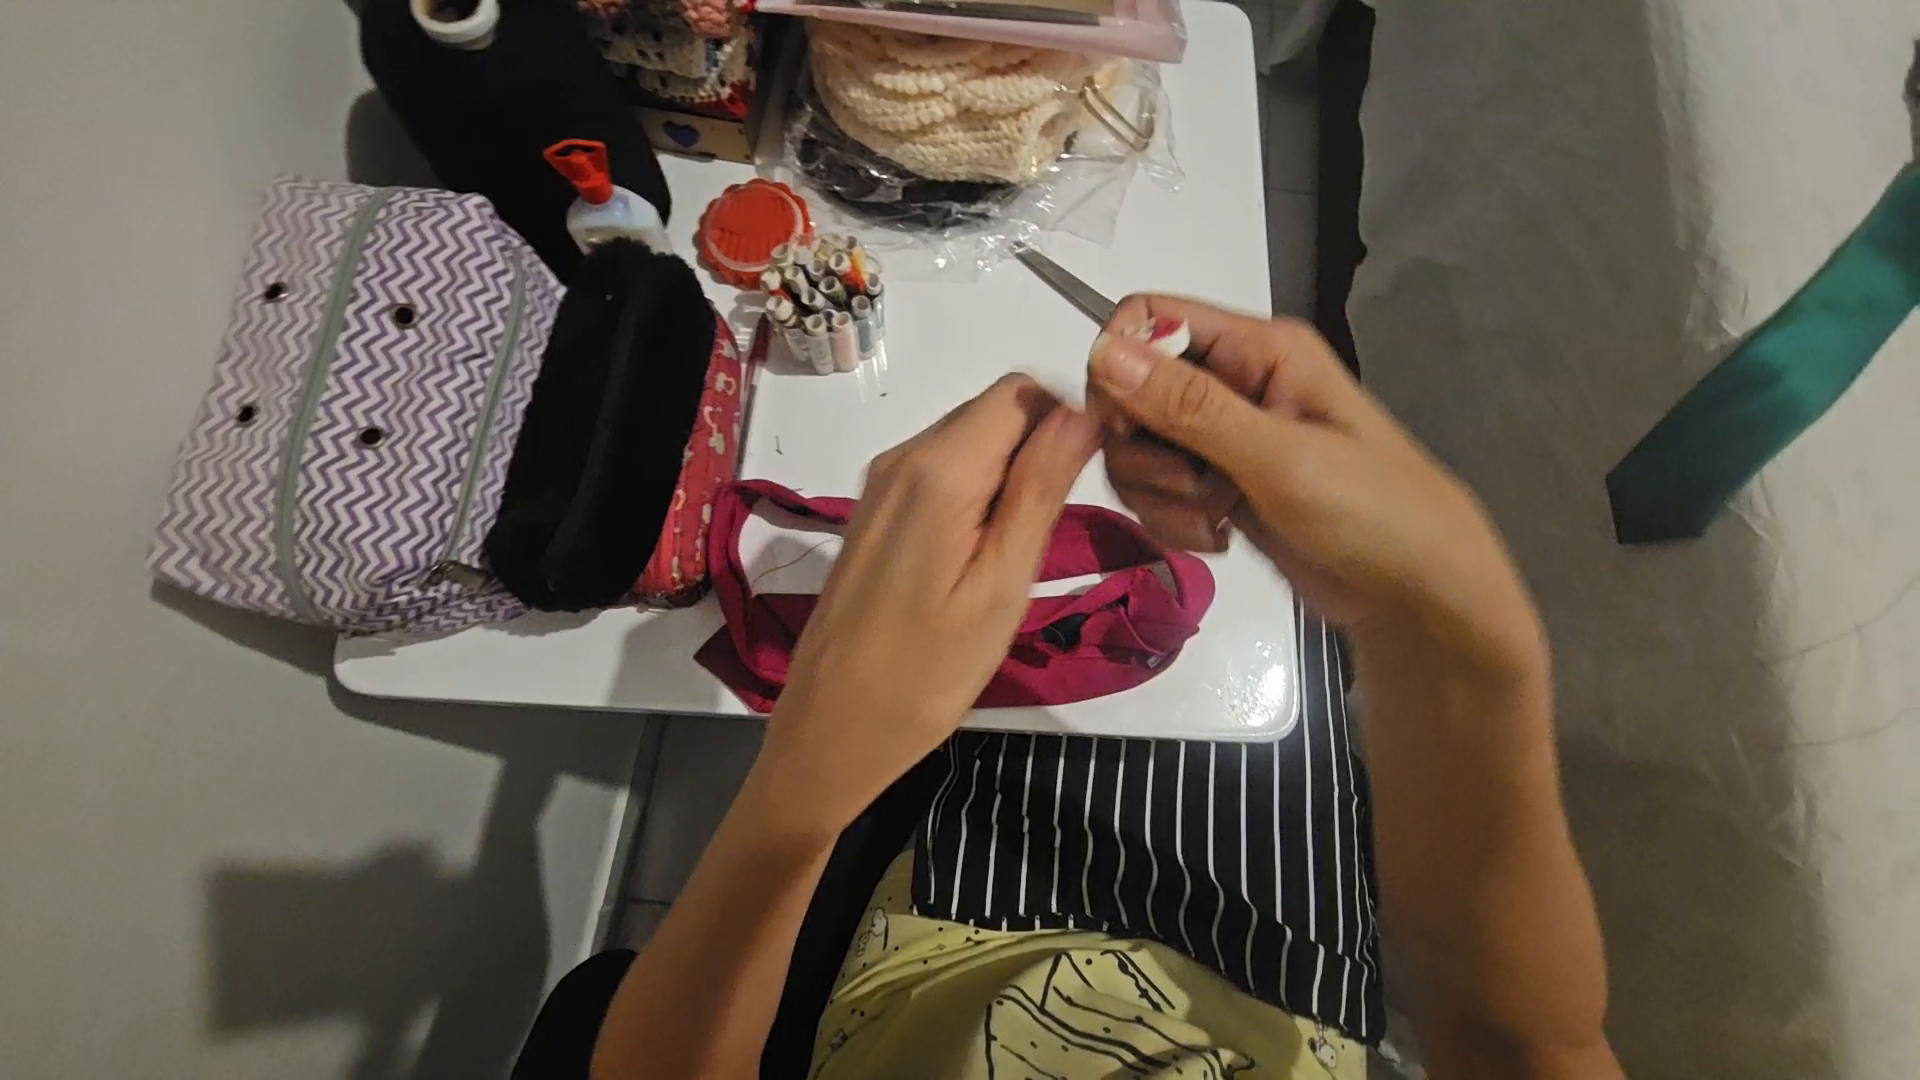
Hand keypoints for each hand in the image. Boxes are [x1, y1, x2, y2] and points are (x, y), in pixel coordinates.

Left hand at [754, 375, 1100, 830]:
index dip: (1066, 417)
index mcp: (938, 467)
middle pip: (992, 411)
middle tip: (1054, 527)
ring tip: (1017, 549)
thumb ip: (1040, 489)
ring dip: (1008, 473)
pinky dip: (974, 491)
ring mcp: (880, 483)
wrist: (834, 727)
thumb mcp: (1002, 584)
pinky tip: (977, 553)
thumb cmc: (930, 671)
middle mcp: (901, 456)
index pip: (1020, 391)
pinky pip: (938, 471)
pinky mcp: (872, 510)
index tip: (1091, 475)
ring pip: (967, 440)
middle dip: (1038, 446)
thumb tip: (1082, 410)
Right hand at [1086, 296, 1542, 673]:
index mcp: (1255, 350)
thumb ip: (1189, 406)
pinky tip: (1220, 536)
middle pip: (1129, 396)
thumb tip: (1103, 353)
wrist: (1409, 596)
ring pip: (1135, 453)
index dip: (1117, 366)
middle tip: (1192, 485)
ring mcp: (1217, 440)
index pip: (1149, 319)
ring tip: (1217, 518)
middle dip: (1146, 453)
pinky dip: (1174, 521)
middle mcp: (1229, 384)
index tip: (1120, 427)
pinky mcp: (1210, 486)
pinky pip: (1154, 493)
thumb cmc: (1371, 512)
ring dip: (1163, 496)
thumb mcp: (1279, 457)